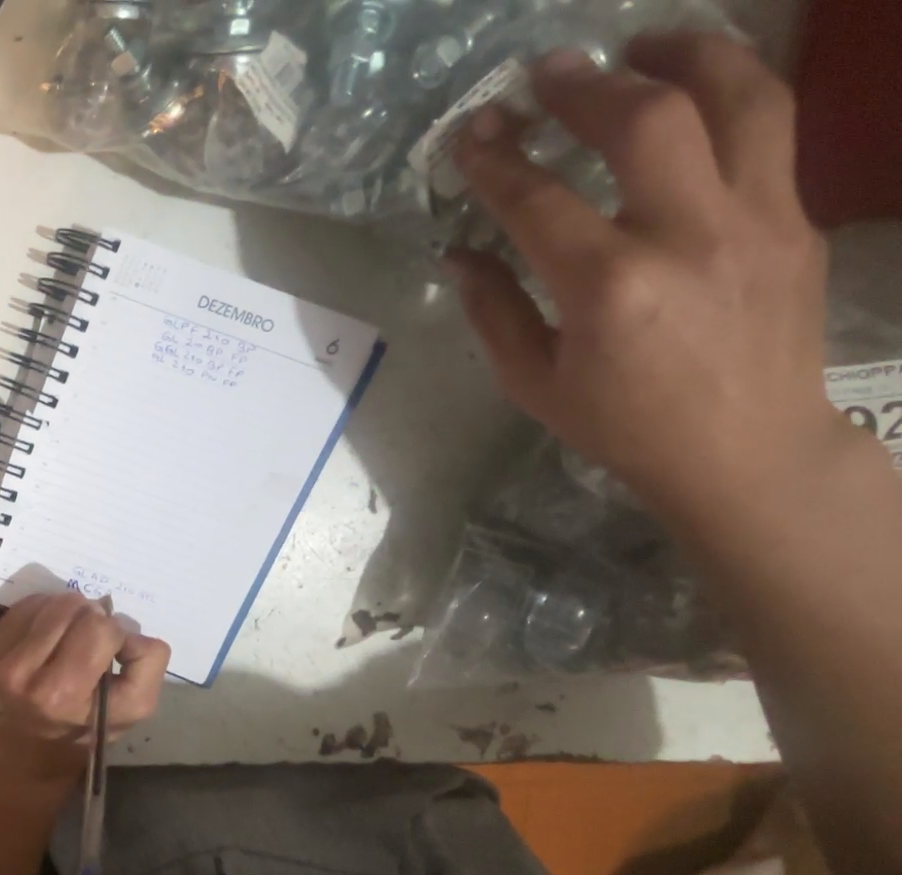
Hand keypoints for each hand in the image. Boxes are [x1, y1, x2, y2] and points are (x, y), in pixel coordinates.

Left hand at [0, 592, 169, 785]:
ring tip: (72, 637)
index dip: (115, 635)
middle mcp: (22, 672)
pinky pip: (29, 602)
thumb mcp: (134, 707)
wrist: (36, 738)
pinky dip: (48, 611)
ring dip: (70, 612)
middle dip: (92, 618)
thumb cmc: (90, 722)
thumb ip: (147, 665)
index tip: (112, 653)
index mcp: (59, 693)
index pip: (99, 630)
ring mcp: (0, 655)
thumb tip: (126, 628)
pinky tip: (52, 634)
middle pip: (73, 608)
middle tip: (92, 641)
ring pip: (51, 601)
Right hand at [450, 33, 843, 521]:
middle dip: (586, 84)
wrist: (746, 449)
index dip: (495, 158)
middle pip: (646, 120)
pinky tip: (696, 87)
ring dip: (687, 55)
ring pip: (739, 98)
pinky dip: (732, 91)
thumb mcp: (531, 381)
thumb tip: (460, 253)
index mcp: (608, 287)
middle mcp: (688, 237)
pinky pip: (772, 130)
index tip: (470, 134)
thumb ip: (492, 310)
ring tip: (643, 43)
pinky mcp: (796, 220)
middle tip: (547, 71)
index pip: (537, 198)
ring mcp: (757, 220)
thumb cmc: (621, 423)